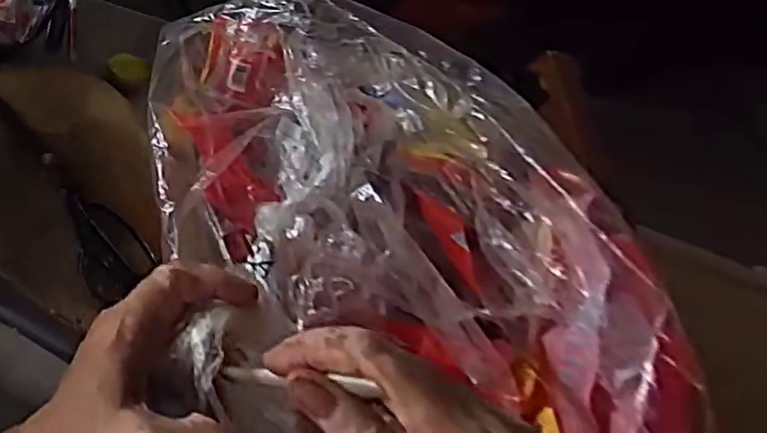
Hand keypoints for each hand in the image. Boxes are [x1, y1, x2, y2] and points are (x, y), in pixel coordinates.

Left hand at [16, 265, 258, 432]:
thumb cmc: (85, 430)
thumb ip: (193, 431)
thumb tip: (238, 429)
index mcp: (124, 324)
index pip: (170, 280)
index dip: (212, 279)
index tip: (252, 295)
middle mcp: (126, 329)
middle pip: (176, 301)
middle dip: (217, 308)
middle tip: (261, 329)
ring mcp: (126, 353)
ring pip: (176, 331)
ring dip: (212, 339)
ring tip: (252, 359)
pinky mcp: (129, 379)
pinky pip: (171, 360)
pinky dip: (200, 367)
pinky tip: (223, 393)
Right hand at [264, 328, 533, 432]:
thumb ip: (356, 424)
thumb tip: (300, 383)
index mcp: (426, 387)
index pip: (354, 342)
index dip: (308, 344)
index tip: (272, 361)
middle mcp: (452, 387)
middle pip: (377, 351)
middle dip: (329, 354)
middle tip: (292, 374)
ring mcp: (480, 408)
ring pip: (402, 372)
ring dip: (357, 376)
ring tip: (327, 395)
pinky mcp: (494, 427)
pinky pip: (425, 393)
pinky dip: (388, 396)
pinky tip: (380, 417)